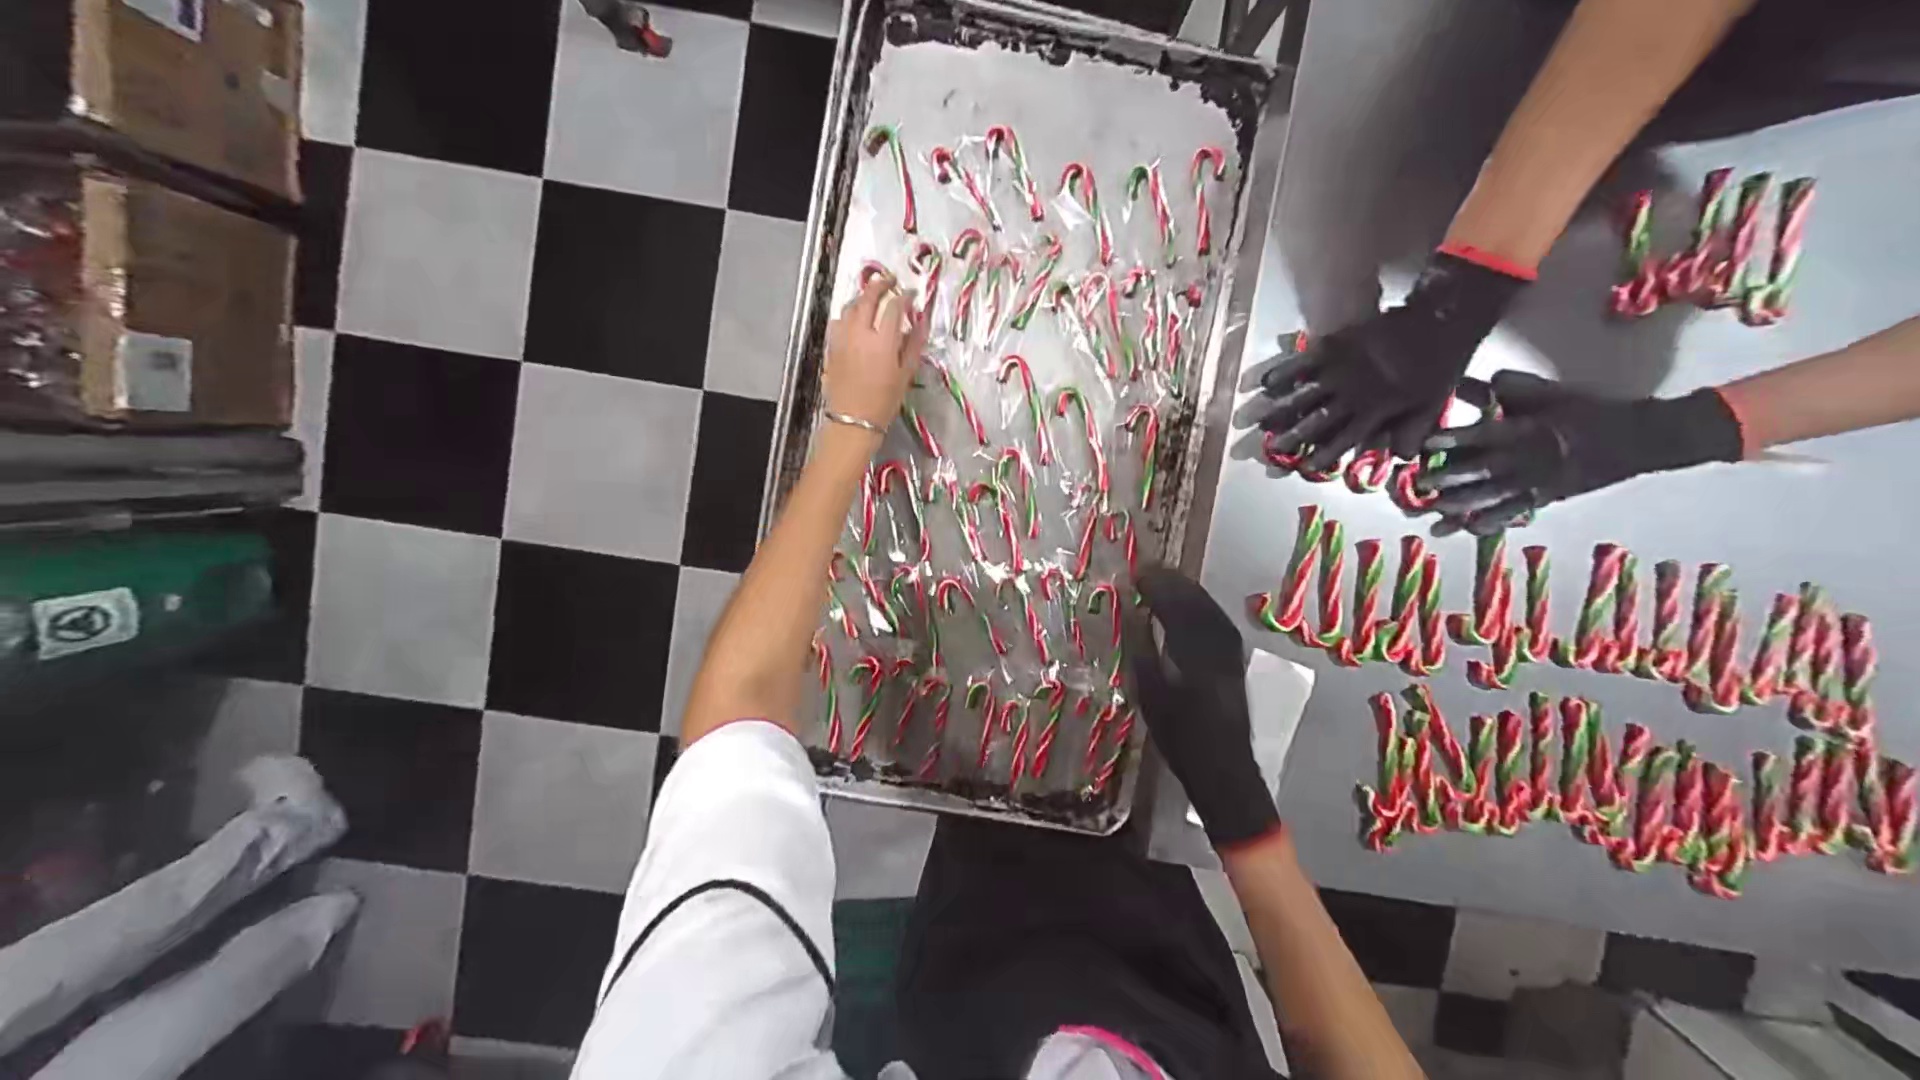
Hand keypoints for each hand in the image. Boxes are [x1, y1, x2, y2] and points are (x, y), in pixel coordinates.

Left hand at [824, 273, 926, 430]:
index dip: (904, 296)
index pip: (894, 306)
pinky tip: (854, 320)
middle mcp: (860, 333)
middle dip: (880, 285)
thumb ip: (913, 344)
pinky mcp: (832, 347)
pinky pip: (839, 321)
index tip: (911, 294)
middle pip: (868, 298)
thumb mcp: (905, 374)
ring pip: (850, 307)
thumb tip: (921, 322)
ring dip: (862, 298)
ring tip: (872, 298)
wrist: (853, 421)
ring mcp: (842, 338)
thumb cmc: (884, 401)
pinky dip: (849, 314)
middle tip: (890, 281)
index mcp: (882, 340)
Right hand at [1123, 567, 1279, 849]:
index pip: (1173, 603)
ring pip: (1209, 607)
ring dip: (1186, 589)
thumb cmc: (1180, 736)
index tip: (1134, 572)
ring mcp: (1231, 651)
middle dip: (1171, 580)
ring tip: (1164, 579)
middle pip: (1194, 600)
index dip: (1154, 584)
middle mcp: (1217, 643)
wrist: (1224, 769)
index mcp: (1193, 649)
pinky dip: (1200, 605)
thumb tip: (1132, 612)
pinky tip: (1189, 606)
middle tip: (1147, 569)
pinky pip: (1217, 619)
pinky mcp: (1236, 660)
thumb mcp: (1150, 694)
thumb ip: (1141, 648)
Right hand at [1251, 252, 1528, 469]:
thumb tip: (1399, 458)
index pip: (1343, 440)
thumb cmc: (1437, 365)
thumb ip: (1412, 432)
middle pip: (1314, 421)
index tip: (1306, 467)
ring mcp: (1338, 370)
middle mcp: (1350, 395)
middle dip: (1292, 436)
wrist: (1439, 321)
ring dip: (1279, 409)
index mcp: (1373, 411)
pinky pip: (1301, 362)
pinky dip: (1282, 372)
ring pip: (1302, 395)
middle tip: (1271, 447)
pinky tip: (1266, 382)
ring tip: (1259, 420)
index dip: (1324, 454)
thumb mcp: (1431, 405)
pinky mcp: (1333, 347)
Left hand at [1420, 371, 1743, 535]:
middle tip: (1417, 486)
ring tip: (1431, 514)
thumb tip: (1473, 379)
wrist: (1640, 437)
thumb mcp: (1548, 393)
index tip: (1427, 445)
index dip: (1453, 440)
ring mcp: (1533, 481)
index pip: (1481, 434)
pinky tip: (1468, 529)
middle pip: (1477, 471)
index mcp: (1523, 429)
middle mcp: (1523, 458)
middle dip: (1445, 479)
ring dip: (1458, 506)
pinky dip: (1490, 522)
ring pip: (1488, 497)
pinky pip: (1513, 513)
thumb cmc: (1586, 410)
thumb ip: (1508, 388)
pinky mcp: (1544, 497)